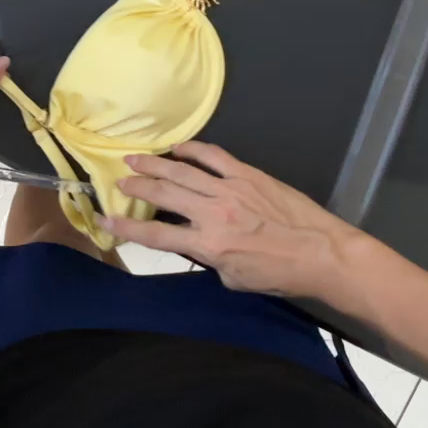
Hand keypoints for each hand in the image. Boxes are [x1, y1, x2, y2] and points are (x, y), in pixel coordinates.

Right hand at [109, 142, 368, 299]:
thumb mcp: (234, 278)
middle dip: (136, 188)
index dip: (125, 229)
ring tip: (134, 158)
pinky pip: (214, 156)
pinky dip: (192, 150)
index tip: (104, 219)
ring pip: (182, 172)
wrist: (322, 253)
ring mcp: (230, 189)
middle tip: (118, 181)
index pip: (156, 237)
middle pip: (163, 195)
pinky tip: (177, 148)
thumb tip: (194, 242)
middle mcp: (213, 213)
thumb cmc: (280, 274)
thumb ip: (208, 258)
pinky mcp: (247, 174)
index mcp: (208, 245)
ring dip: (155, 165)